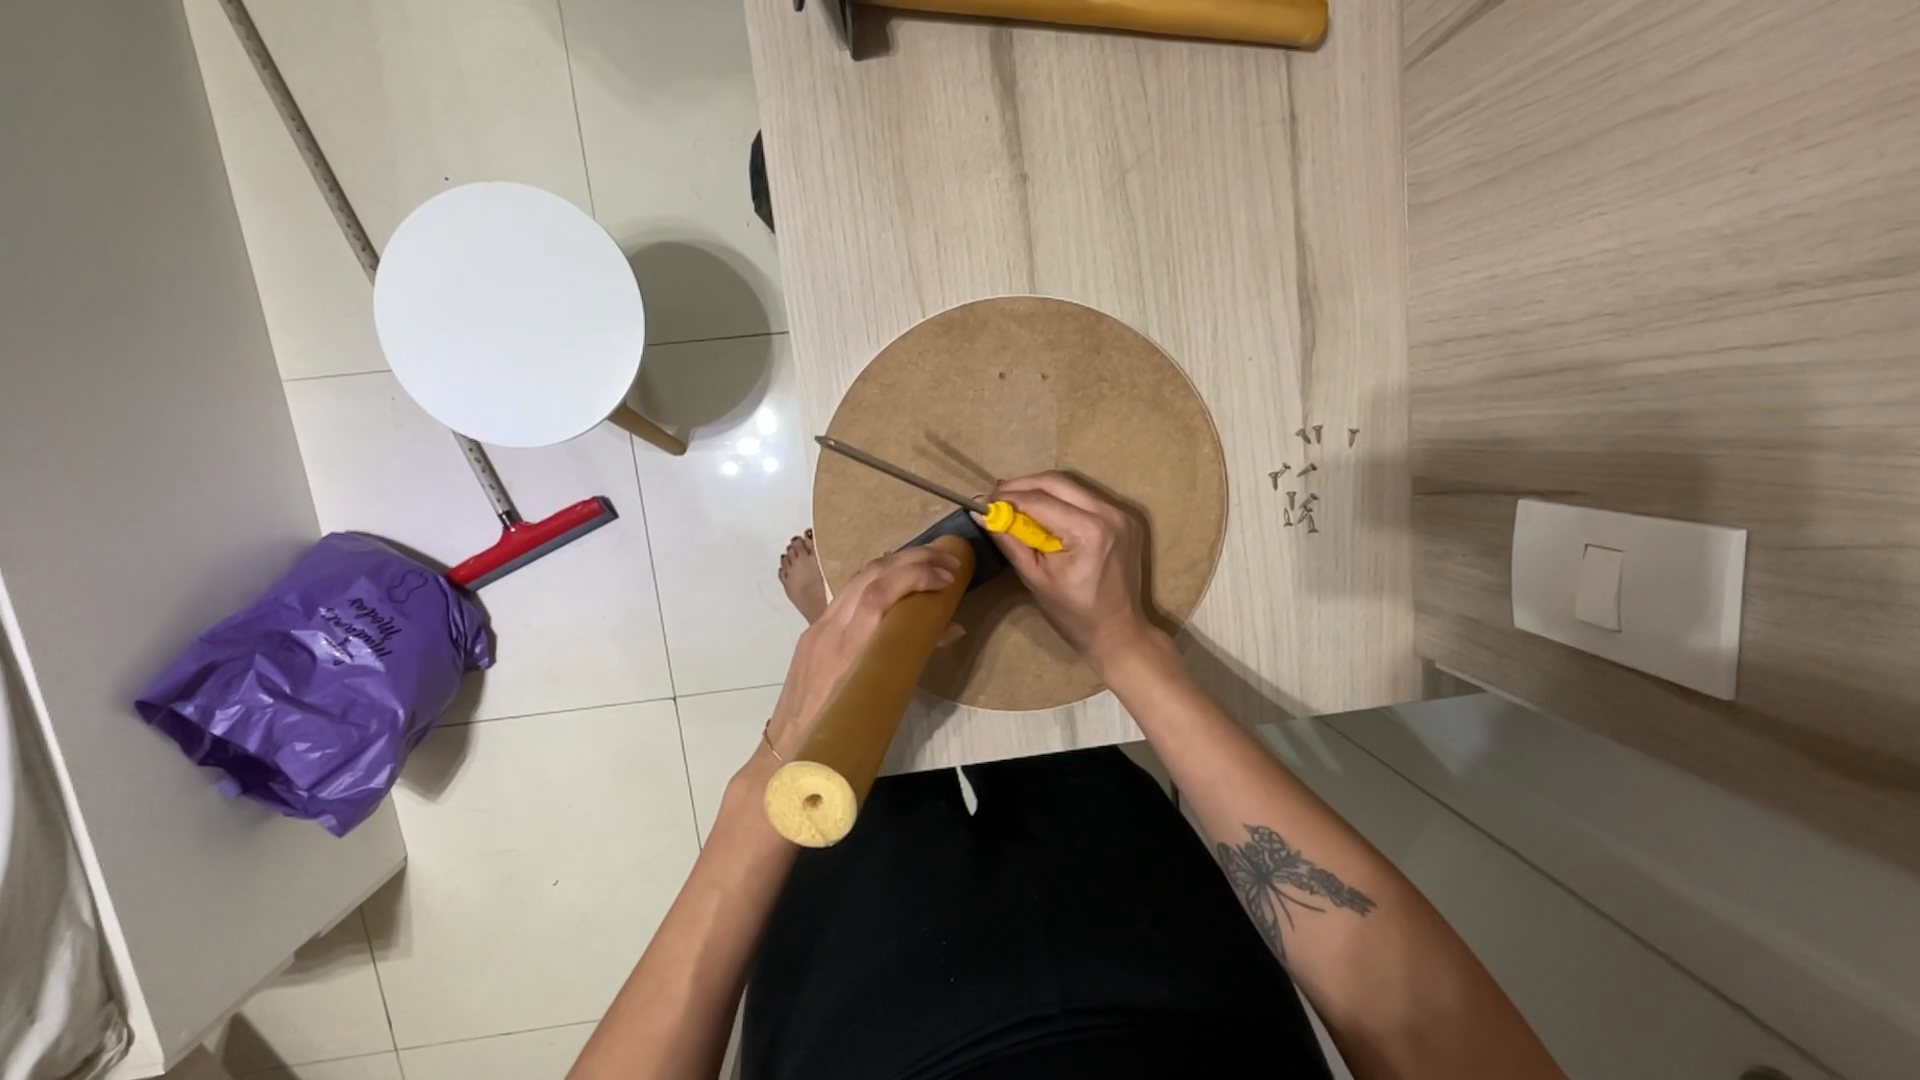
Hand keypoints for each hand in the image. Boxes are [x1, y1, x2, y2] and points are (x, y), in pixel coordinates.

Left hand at [762, 544, 961, 756]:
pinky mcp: (813, 631)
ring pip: (857, 579)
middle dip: (912, 560)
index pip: (879, 594)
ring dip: (895, 564)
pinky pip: (848, 593)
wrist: (789, 749)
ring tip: (928, 562)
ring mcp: (818, 627)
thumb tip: (950, 631)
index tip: (949, 576)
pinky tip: (897, 580)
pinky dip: (878, 579)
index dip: (915, 577)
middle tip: (948, 560)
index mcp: (845, 650)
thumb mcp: (883, 701)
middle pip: (871, 575)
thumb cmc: (839, 737)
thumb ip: (913, 661)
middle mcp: (829, 629)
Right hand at [982, 472, 1159, 672]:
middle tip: (994, 498)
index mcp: (1089, 531)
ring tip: (1013, 503)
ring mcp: (1121, 513)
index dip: (1006, 498)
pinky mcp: (1125, 519)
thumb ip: (1009, 540)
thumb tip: (981, 514)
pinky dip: (1060, 500)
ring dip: (1040, 490)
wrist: (1118, 632)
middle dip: (1021, 486)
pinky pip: (1085, 498)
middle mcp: (1109, 514)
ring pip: (1071, 486)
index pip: (1039, 500)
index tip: (981, 503)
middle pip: (1056, 482)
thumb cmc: (1074, 614)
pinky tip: (1042, 512)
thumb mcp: (1035, 578)